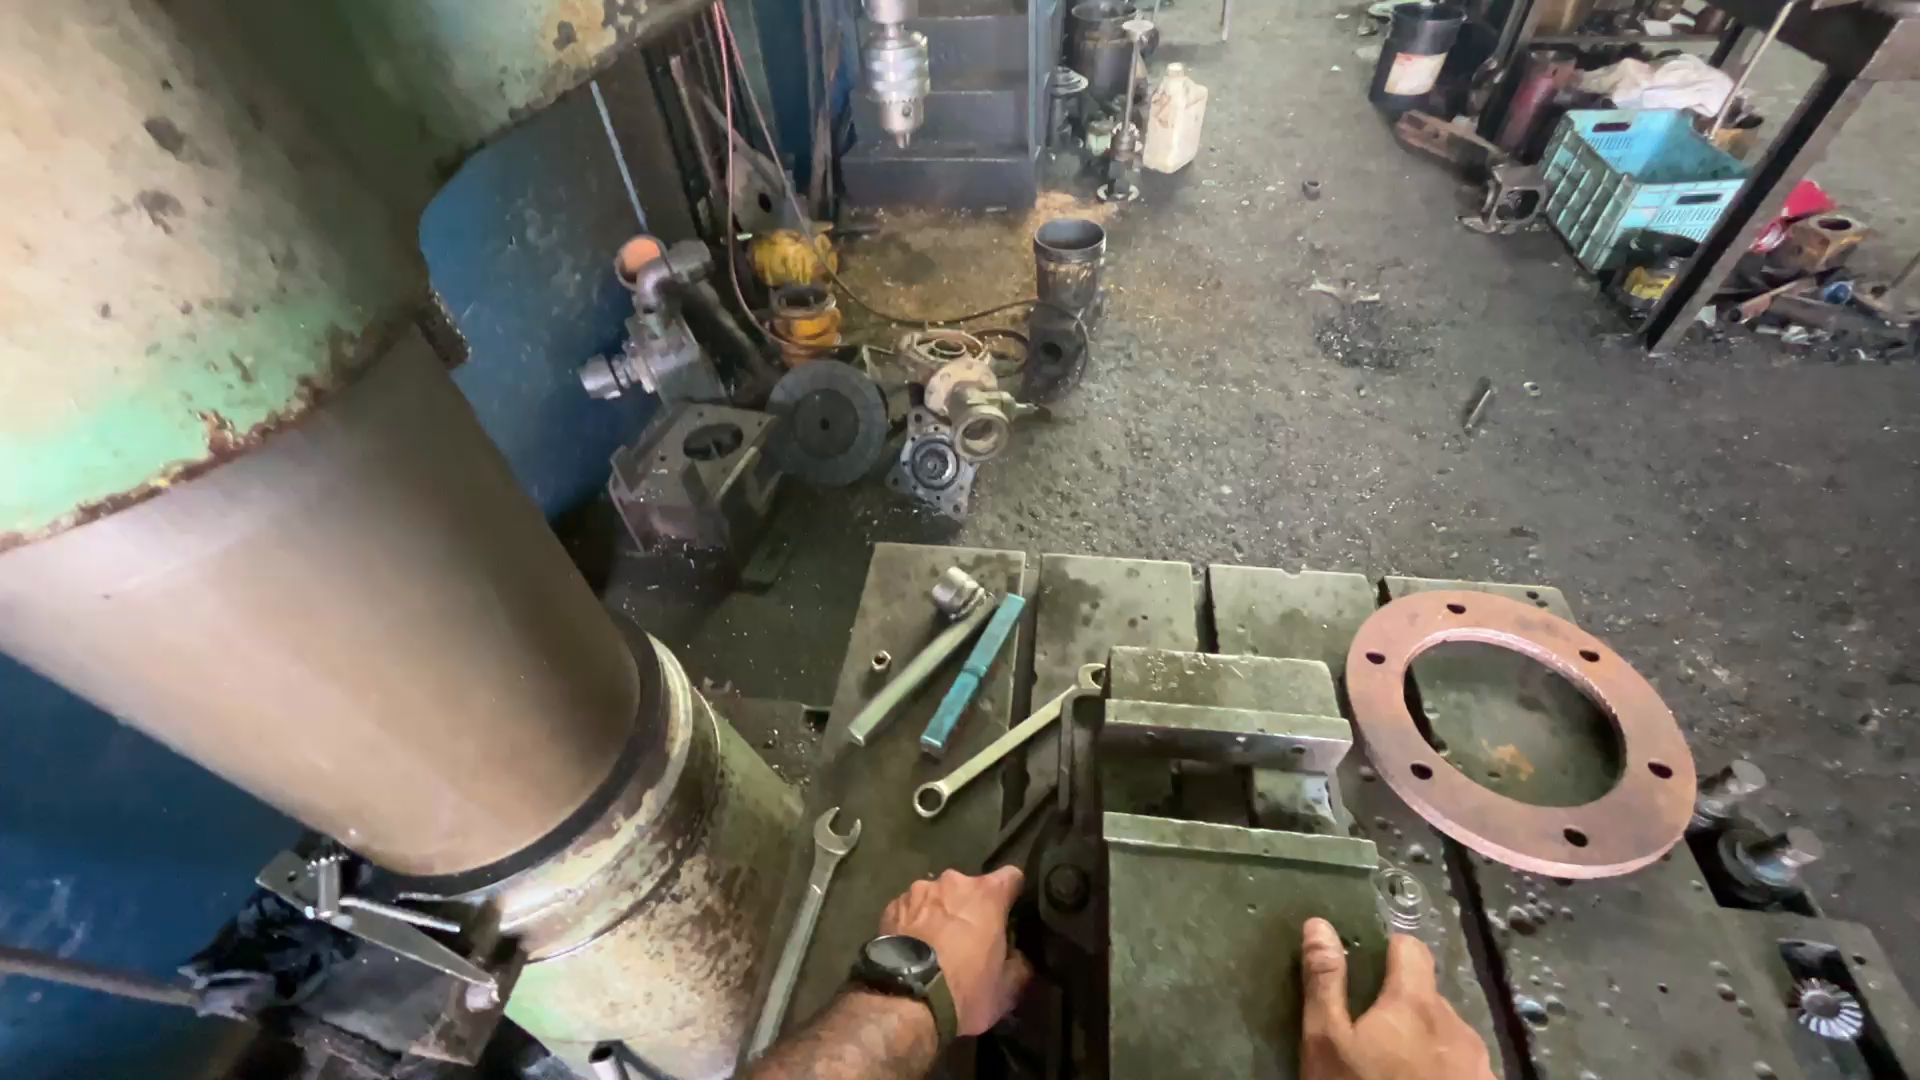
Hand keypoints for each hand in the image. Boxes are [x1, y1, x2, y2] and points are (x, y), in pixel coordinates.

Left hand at [878, 867, 1032, 1035]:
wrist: (906, 1001)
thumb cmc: (964, 990)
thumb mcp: (1007, 989)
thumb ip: (1020, 964)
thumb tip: (1020, 957)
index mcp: (987, 894)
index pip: (1011, 877)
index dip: (1013, 893)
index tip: (1010, 913)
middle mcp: (953, 881)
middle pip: (971, 888)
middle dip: (972, 907)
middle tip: (970, 939)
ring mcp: (919, 890)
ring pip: (938, 896)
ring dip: (941, 913)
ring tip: (936, 945)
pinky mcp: (893, 905)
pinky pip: (911, 909)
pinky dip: (915, 922)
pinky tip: (913, 948)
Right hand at [1299, 917, 1495, 1079]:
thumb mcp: (1324, 1042)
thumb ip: (1323, 979)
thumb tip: (1319, 923)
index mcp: (1416, 1006)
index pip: (1412, 949)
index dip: (1388, 952)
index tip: (1366, 973)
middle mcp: (1459, 1031)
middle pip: (1429, 996)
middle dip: (1402, 1005)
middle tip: (1371, 1036)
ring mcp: (1483, 1072)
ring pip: (1449, 1036)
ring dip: (1426, 1042)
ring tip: (1397, 1071)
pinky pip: (1466, 1071)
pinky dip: (1445, 1072)